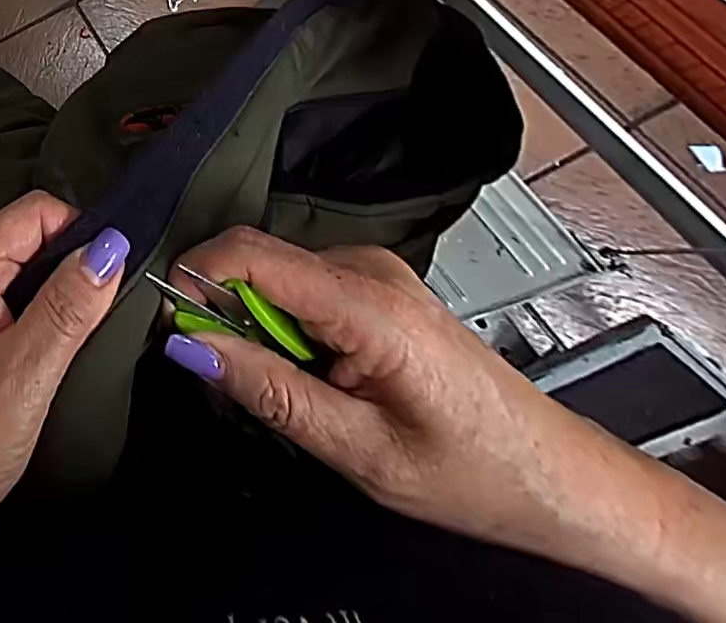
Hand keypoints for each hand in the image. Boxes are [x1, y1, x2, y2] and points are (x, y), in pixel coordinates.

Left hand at [0, 192, 127, 622]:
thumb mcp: (22, 381)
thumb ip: (66, 310)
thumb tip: (112, 247)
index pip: (39, 211)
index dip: (83, 232)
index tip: (115, 276)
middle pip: (37, 228)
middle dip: (78, 257)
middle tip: (100, 312)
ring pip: (34, 254)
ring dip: (67, 281)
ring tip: (85, 327)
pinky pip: (23, 279)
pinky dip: (50, 297)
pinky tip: (61, 334)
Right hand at [162, 227, 725, 622]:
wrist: (557, 472)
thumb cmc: (471, 473)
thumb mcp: (356, 450)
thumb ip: (268, 390)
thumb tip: (190, 346)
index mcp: (368, 304)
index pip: (251, 254)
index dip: (195, 276)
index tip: (168, 322)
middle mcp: (367, 267)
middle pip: (257, 259)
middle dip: (219, 307)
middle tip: (217, 371)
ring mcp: (373, 269)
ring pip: (274, 272)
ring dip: (251, 320)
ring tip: (275, 384)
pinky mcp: (374, 282)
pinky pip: (300, 283)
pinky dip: (280, 320)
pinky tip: (306, 369)